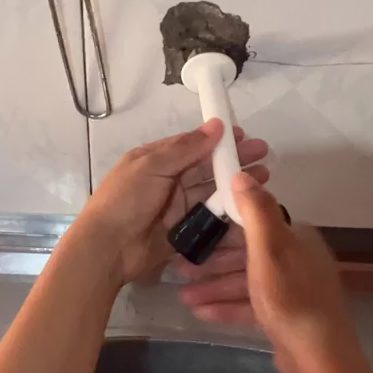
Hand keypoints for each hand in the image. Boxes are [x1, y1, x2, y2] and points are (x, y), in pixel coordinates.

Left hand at [75, 119, 269, 283]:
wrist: (108, 248)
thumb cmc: (125, 200)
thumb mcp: (152, 166)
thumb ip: (185, 148)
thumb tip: (216, 124)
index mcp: (155, 159)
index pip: (192, 144)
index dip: (218, 140)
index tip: (244, 136)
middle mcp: (168, 180)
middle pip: (206, 167)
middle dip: (233, 161)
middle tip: (264, 155)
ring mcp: (176, 206)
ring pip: (211, 191)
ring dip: (235, 184)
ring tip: (264, 177)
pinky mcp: (183, 230)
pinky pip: (209, 217)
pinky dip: (228, 210)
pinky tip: (249, 204)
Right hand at [177, 172, 355, 372]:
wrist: (319, 360)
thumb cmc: (290, 299)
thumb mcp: (269, 250)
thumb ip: (255, 211)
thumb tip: (241, 174)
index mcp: (296, 238)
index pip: (252, 224)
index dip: (219, 229)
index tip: (191, 235)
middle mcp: (296, 259)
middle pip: (245, 254)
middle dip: (211, 263)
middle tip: (179, 270)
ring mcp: (291, 290)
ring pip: (245, 281)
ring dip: (214, 287)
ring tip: (182, 296)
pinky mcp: (285, 316)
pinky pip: (250, 304)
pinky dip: (227, 306)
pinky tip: (200, 313)